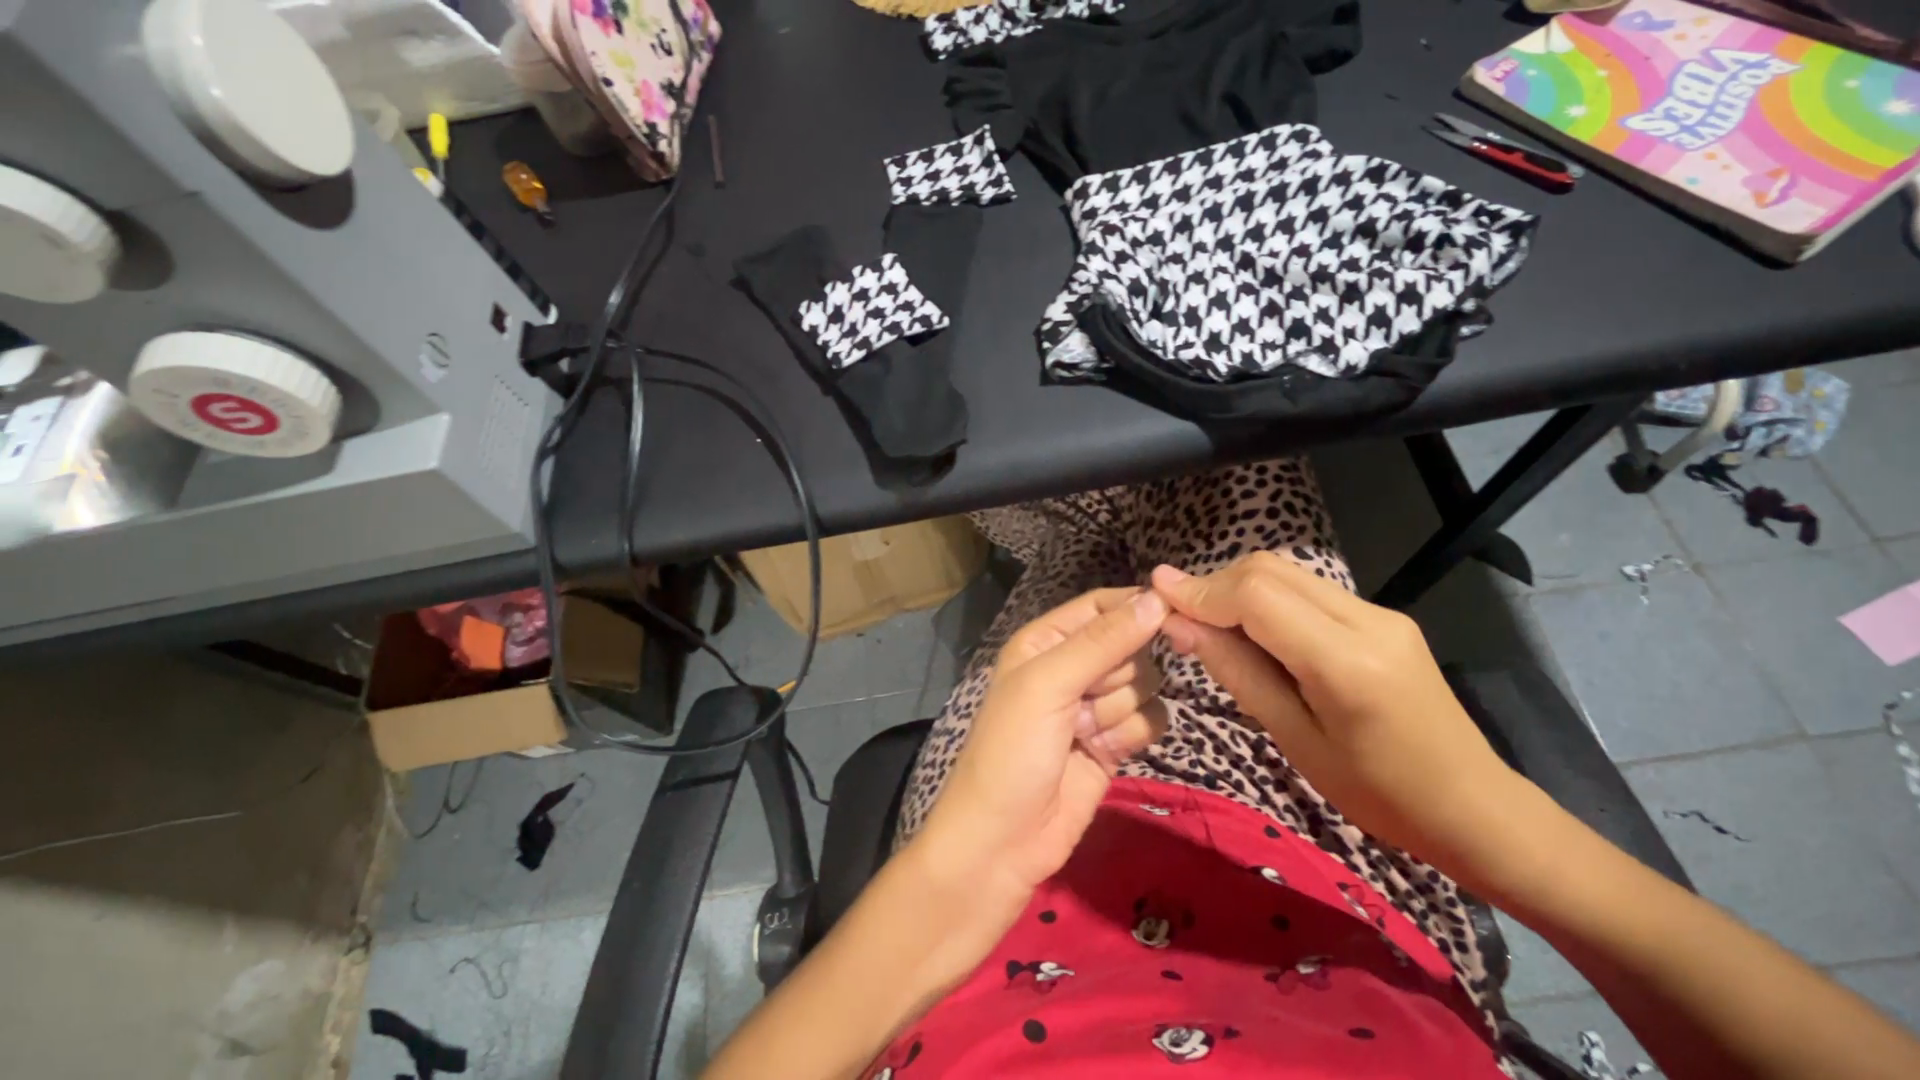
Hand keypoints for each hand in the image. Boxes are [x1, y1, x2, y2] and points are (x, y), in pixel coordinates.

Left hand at [914, 587, 1170, 905]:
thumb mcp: (1048, 685)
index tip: (1171, 616)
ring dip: (1119, 711)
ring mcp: (1095, 706)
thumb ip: (1103, 641)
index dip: (1136, 608)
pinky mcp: (1115, 741)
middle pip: (1132, 645)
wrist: (1005, 839)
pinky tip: (1102, 752)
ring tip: (1083, 735)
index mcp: (1045, 641)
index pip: (1102, 605)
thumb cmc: (1012, 751)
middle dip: (1119, 674)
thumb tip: (1157, 598)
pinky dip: (1131, 735)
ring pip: (1145, 684)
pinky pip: (1150, 719)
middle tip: (1085, 702)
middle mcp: (1071, 667)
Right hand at [1150, 555, 1527, 877]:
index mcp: (1346, 662)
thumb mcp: (1295, 740)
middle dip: (1216, 585)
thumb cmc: (1376, 794)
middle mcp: (1367, 619)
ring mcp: (1380, 613)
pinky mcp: (1384, 617)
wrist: (1470, 804)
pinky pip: (1311, 592)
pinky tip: (1254, 635)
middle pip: (1272, 570)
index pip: (1258, 596)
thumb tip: (1179, 626)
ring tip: (1209, 628)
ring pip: (1290, 575)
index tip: (1154, 593)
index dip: (1201, 591)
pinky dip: (1269, 602)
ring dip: (1241, 591)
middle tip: (1178, 618)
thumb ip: (1237, 673)